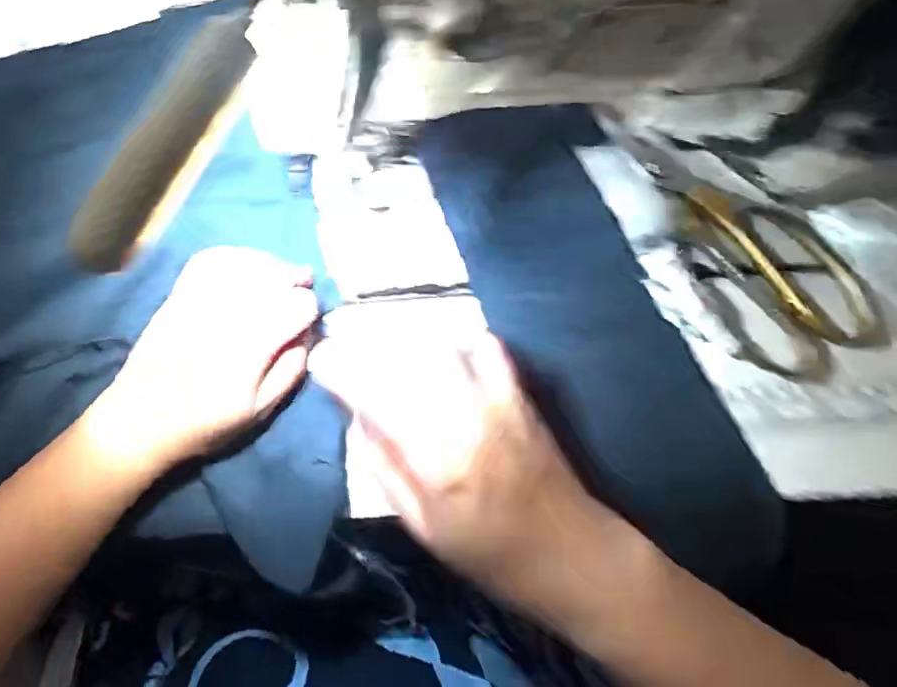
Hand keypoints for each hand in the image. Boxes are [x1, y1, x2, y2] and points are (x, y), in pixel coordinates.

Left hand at [83, 247, 320, 474]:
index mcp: (248, 353)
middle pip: (272, 277)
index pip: (296, 306)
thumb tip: (310, 331)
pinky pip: (209, 259)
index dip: (309, 308)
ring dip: (267, 263)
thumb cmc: (204, 423)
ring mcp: (196, 301)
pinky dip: (233, 255)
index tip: (307, 316)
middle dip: (293, 278)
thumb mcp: (259, 412)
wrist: (141, 415)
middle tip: (300, 285)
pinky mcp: (176, 294)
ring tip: (276, 274)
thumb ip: (290, 369)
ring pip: (243, 262)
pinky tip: (244, 266)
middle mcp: (223, 320)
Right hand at [311, 323, 628, 616]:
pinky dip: (456, 339)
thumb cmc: (490, 551)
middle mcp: (460, 419)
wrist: (577, 558)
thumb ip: (382, 466)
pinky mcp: (518, 394)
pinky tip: (440, 348)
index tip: (319, 359)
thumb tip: (354, 415)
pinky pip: (484, 346)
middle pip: (398, 360)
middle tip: (339, 341)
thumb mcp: (420, 526)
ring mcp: (493, 401)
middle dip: (359, 344)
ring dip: (398, 338)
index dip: (337, 368)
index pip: (371, 394)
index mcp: (432, 459)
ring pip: (434, 346)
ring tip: (378, 341)